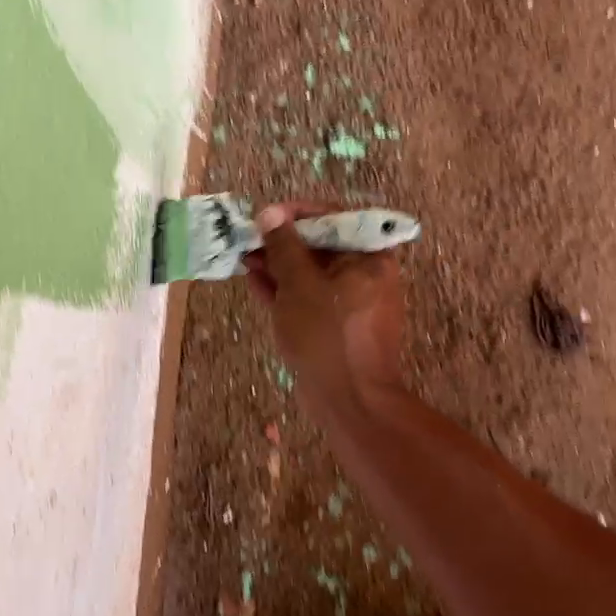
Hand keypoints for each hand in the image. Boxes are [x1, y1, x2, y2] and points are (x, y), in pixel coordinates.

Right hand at [244, 202, 406, 408]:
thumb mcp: (299, 284)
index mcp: (370, 257)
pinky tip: (255, 281)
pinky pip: (310, 298)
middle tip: (250, 238)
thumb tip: (270, 213)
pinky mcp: (336, 325)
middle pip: (322, 245)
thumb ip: (284, 246)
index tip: (266, 216)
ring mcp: (351, 302)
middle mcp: (367, 274)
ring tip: (245, 258)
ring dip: (279, 265)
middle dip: (283, 241)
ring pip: (312, 273)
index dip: (298, 214)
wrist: (350, 401)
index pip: (335, 217)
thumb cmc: (327, 335)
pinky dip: (285, 289)